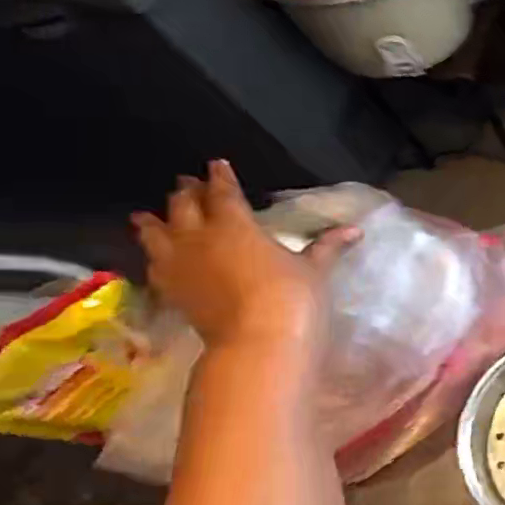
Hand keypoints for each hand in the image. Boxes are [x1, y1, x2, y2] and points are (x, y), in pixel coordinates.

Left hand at [132, 161, 358, 351]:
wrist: (258, 340)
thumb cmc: (293, 296)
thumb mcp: (315, 268)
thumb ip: (327, 246)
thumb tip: (355, 229)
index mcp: (234, 225)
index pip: (223, 192)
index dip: (221, 177)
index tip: (218, 164)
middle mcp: (198, 237)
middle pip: (183, 206)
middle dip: (187, 192)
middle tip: (187, 183)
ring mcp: (178, 264)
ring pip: (155, 231)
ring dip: (155, 220)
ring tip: (149, 214)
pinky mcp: (170, 289)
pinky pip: (153, 262)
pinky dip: (153, 253)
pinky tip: (156, 254)